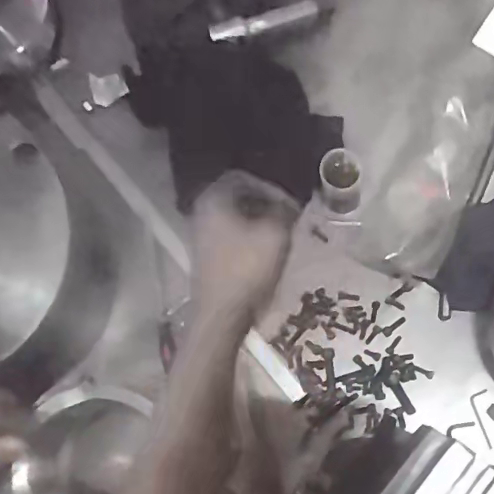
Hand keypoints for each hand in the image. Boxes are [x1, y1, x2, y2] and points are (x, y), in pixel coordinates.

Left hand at [191, 171, 301, 322]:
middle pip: (239, 199)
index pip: (244, 178)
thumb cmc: (247, 270)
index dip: (271, 187)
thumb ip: (283, 211)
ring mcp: (201, 237)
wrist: (222, 315)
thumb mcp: (274, 235)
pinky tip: (267, 255)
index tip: (291, 204)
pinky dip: (251, 242)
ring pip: (237, 220)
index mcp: (213, 199)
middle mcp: (201, 213)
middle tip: (290, 218)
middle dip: (267, 206)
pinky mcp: (207, 259)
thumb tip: (288, 205)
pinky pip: (232, 240)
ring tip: (283, 237)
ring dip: (261, 226)